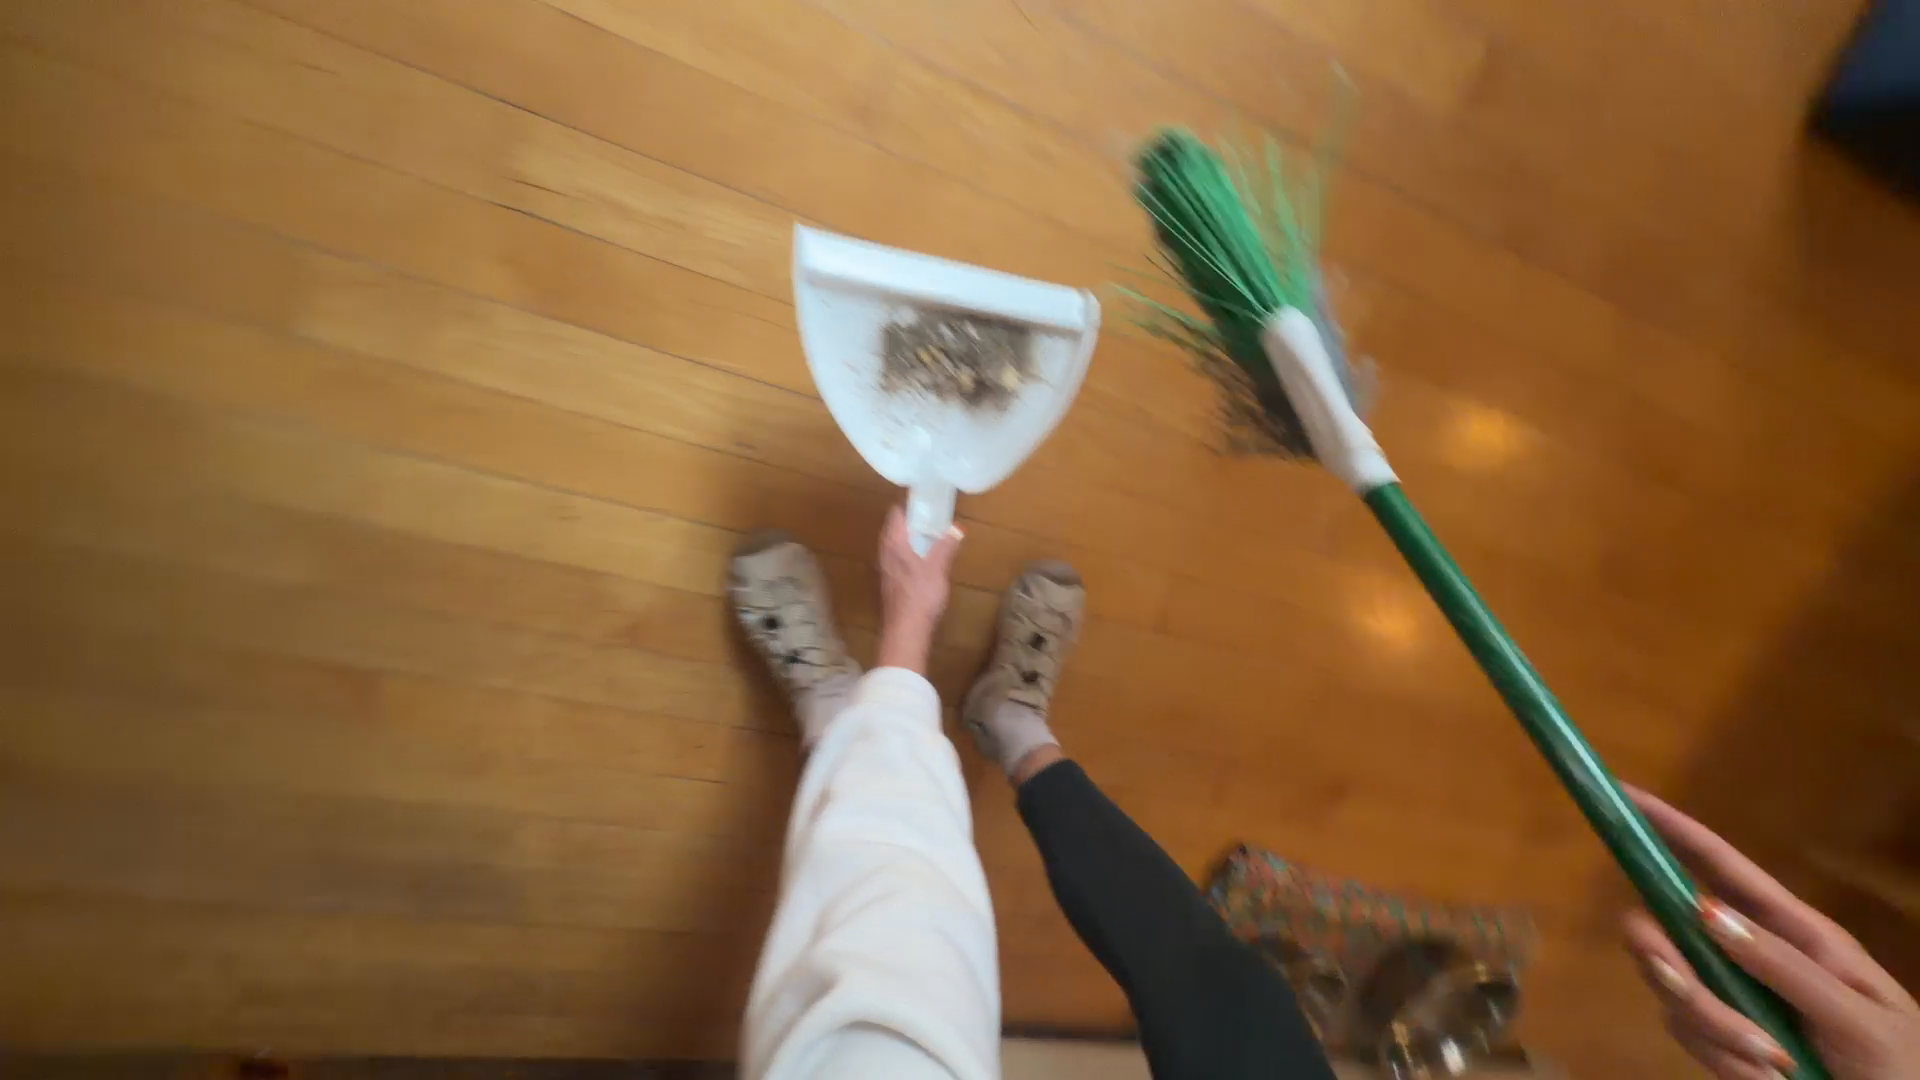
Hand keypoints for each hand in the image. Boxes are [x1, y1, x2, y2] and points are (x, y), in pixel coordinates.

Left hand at [874, 504, 961, 672]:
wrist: (906, 630)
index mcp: (894, 544)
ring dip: (910, 540)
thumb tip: (956, 528)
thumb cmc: (920, 594)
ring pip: (895, 546)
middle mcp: (885, 554)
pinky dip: (909, 554)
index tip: (924, 499)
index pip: (896, 515)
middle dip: (911, 522)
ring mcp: (885, 570)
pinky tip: (923, 562)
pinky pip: (898, 560)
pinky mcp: (890, 584)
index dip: (908, 505)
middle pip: (894, 530)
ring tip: (930, 537)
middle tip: (931, 516)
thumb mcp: (938, 567)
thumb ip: (946, 546)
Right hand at [1620, 786, 1919, 1079]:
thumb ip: (1784, 966)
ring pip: (1665, 979)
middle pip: (1659, 923)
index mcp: (1786, 929)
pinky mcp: (1711, 1027)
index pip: (1716, 862)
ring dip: (1710, 1023)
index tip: (1620, 793)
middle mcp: (1740, 947)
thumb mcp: (1863, 1020)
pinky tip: (1765, 1077)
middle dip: (1664, 957)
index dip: (1667, 824)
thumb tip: (1699, 909)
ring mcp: (1722, 987)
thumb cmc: (1906, 1068)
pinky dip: (1718, 1057)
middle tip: (1679, 982)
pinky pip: (1680, 1025)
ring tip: (1772, 1065)